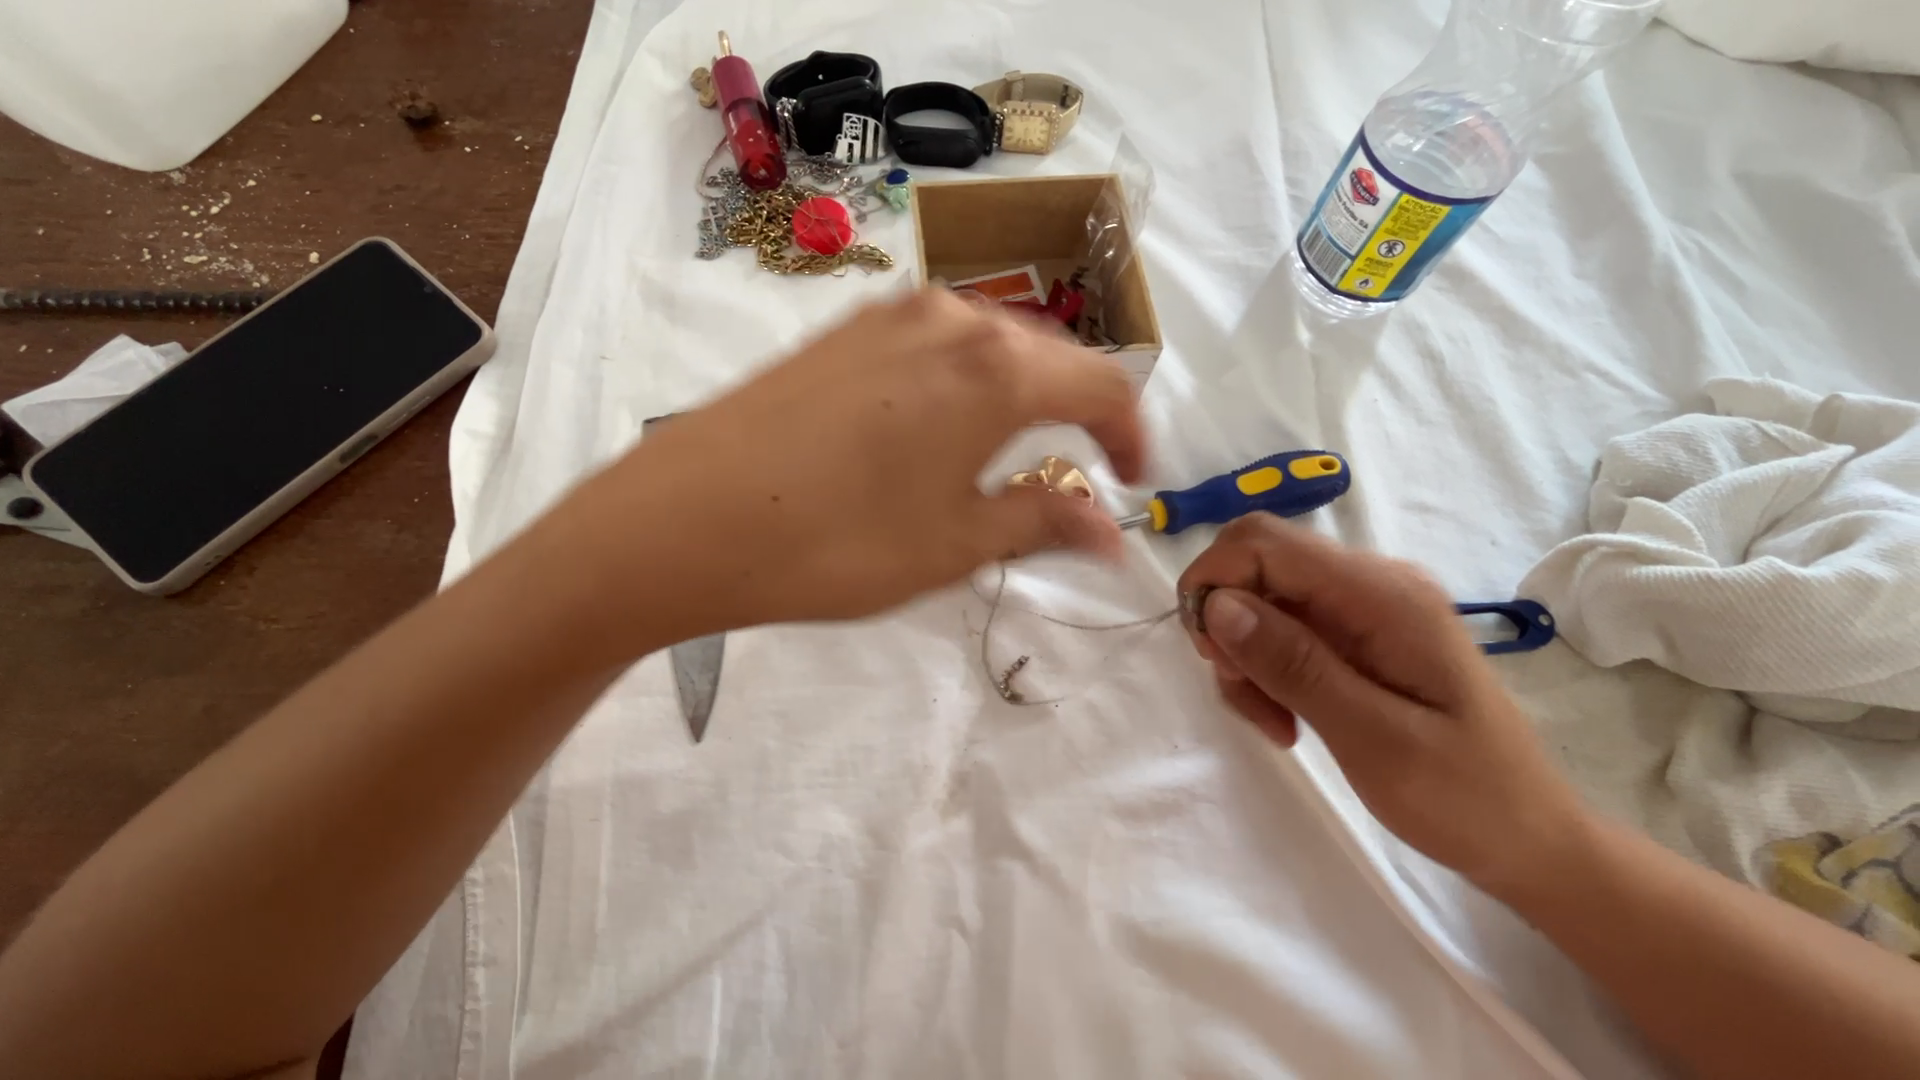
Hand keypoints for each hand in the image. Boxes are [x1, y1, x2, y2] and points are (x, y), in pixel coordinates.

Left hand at [532, 289, 1144, 647]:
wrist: (684, 519)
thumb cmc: (838, 542)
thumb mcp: (955, 544)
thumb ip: (1044, 521)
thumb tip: (1114, 532)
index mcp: (997, 366)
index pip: (1103, 385)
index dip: (1131, 436)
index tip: (1132, 483)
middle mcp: (950, 317)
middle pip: (1047, 357)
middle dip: (1076, 415)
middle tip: (1076, 477)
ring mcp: (887, 316)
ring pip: (988, 347)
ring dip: (1017, 398)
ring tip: (1008, 458)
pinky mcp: (839, 330)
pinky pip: (932, 347)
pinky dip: (961, 385)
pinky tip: (936, 431)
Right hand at [1177, 514, 1590, 892]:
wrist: (1528, 838)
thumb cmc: (1462, 796)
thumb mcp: (1372, 737)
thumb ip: (1293, 665)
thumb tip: (1217, 604)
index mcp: (1382, 595)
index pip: (1263, 542)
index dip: (1213, 580)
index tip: (1209, 655)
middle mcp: (1372, 585)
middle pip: (1257, 567)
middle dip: (1226, 624)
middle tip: (1242, 694)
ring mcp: (1366, 610)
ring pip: (1262, 602)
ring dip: (1245, 657)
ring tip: (1273, 723)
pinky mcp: (1359, 638)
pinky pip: (1284, 632)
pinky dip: (1266, 669)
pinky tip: (1287, 720)